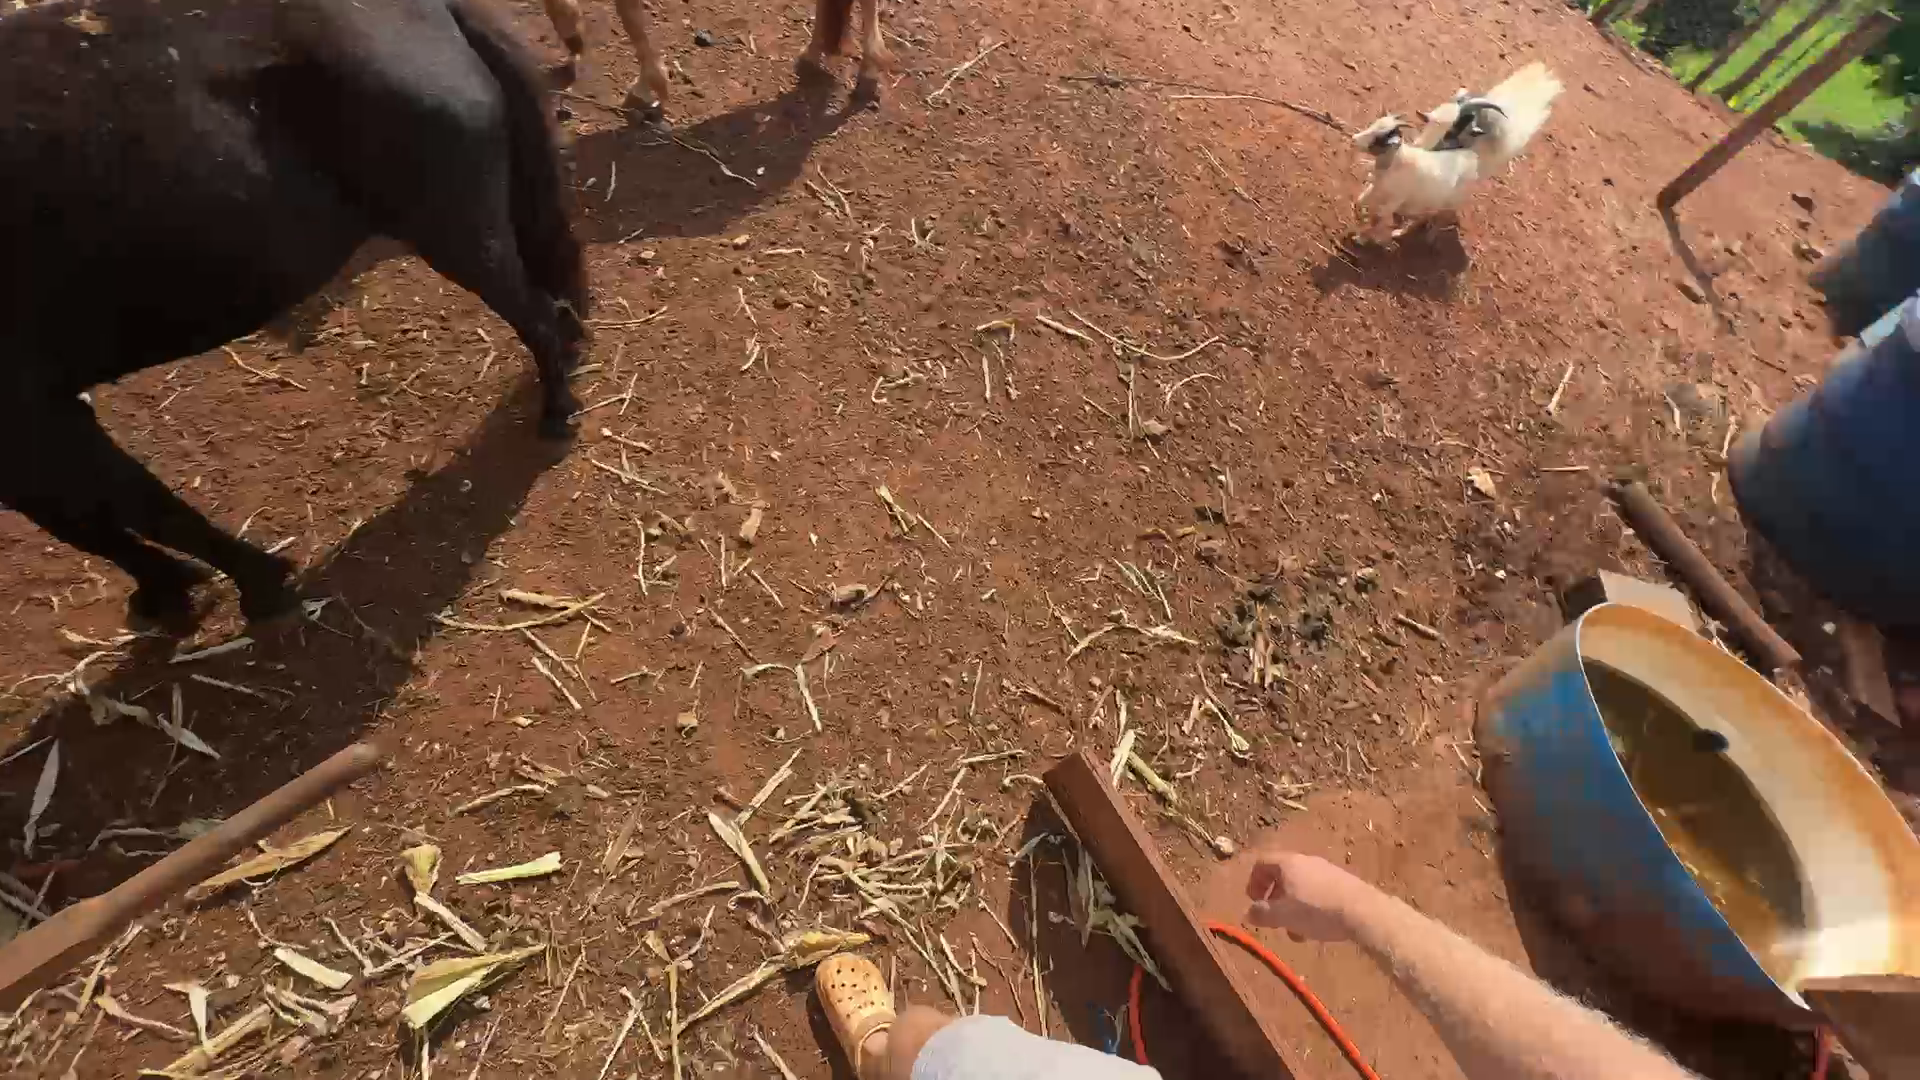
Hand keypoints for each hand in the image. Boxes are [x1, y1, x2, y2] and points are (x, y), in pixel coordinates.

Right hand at [1244, 851, 1370, 940]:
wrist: (1365, 912)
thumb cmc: (1317, 910)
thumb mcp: (1284, 915)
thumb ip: (1263, 914)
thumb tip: (1248, 914)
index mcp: (1287, 863)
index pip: (1261, 864)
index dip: (1253, 882)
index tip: (1254, 901)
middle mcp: (1305, 861)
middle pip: (1282, 875)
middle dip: (1275, 899)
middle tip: (1275, 919)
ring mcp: (1326, 870)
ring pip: (1301, 885)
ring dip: (1294, 906)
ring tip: (1298, 930)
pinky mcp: (1343, 882)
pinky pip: (1318, 890)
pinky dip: (1311, 906)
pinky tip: (1319, 925)